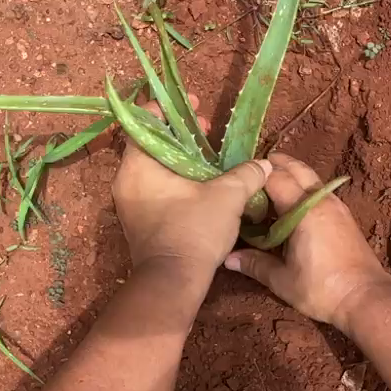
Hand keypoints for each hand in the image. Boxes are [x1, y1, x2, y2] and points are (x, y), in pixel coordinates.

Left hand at [112, 102, 271, 276]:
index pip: (145, 120)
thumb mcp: (226, 197)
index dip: (171, 109)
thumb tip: (264, 165)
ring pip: (154, 167)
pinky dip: (175, 179)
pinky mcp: (139, 221)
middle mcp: (126, 181)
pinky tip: (201, 184)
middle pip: (151, 143)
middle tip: (207, 131)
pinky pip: (155, 188)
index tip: (196, 108)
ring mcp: (129, 203)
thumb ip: (245, 175)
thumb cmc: (193, 232)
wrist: (173, 282)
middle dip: (181, 133)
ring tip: (209, 158)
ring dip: (180, 158)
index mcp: (137, 165)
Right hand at [223, 153, 390, 331]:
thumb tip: (229, 258)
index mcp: (304, 211)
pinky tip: (293, 207)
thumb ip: (255, 264)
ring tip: (270, 186)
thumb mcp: (282, 280)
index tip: (238, 183)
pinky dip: (304, 191)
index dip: (255, 177)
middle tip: (254, 171)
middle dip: (275, 165)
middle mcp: (321, 201)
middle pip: (297, 169)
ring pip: (311, 179)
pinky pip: (320, 193)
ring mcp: (337, 207)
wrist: (366, 298)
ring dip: (292, 176)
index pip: (275, 178)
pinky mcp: (345, 217)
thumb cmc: (322, 289)